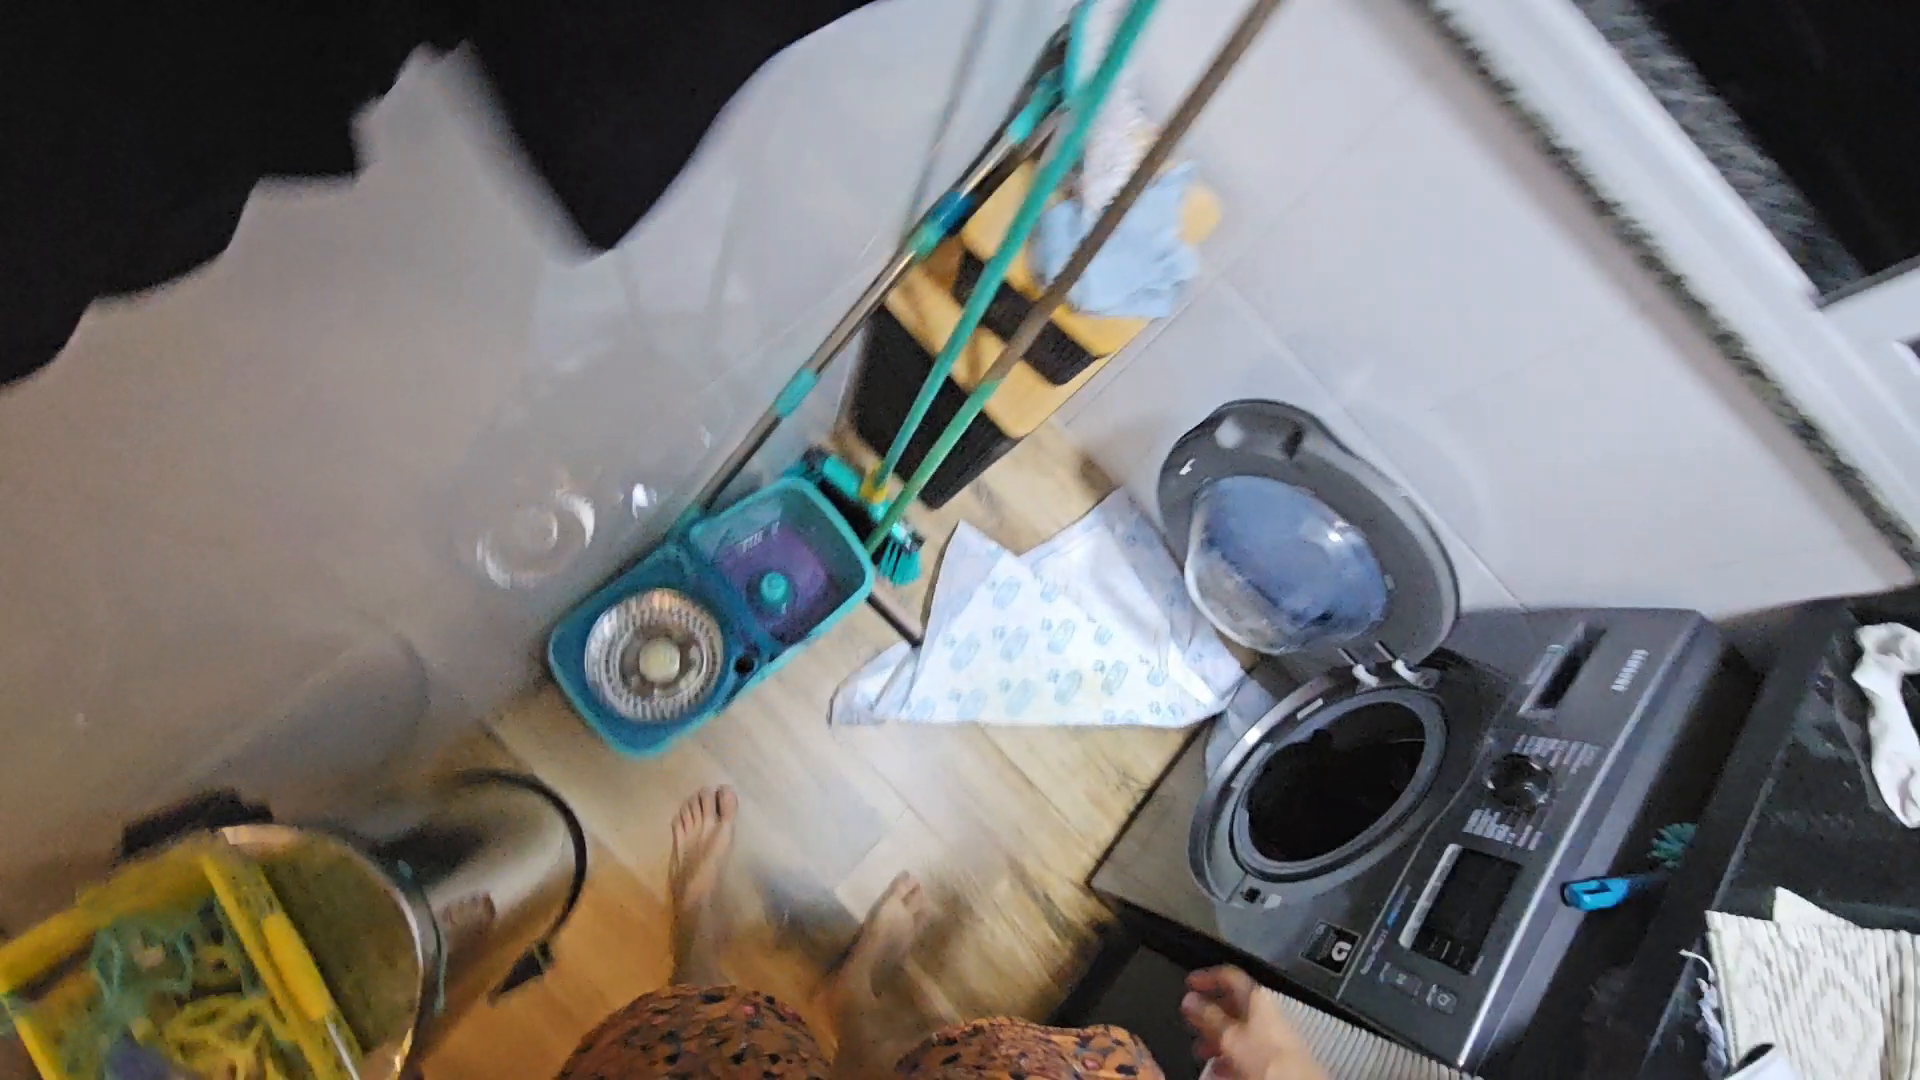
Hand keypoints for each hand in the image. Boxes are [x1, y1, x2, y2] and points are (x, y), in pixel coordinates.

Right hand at [1181, 966, 1326, 1079]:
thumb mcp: (1230, 1036)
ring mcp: (1271, 1035)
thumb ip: (1207, 1017)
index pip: (1229, 976)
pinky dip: (1231, 1056)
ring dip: (1217, 1040)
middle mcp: (1265, 1012)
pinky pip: (1247, 1050)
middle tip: (1190, 1025)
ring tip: (1202, 1053)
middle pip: (1232, 1006)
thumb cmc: (1264, 1057)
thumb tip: (1188, 999)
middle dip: (1208, 1016)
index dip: (1207, 978)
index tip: (1189, 984)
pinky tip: (1219, 1069)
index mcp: (1256, 998)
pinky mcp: (1276, 1058)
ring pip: (1238, 1030)